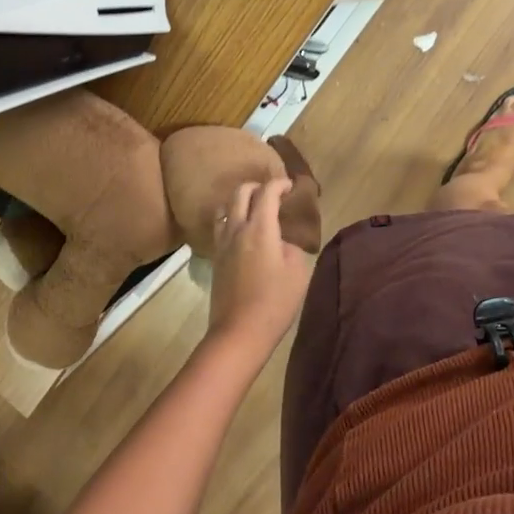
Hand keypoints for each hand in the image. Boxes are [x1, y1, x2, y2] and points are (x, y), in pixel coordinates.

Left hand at [206, 179, 312, 351]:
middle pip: (240, 193)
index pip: (267, 193)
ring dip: (239, 202)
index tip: (289, 185)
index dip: (279, 183)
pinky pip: (220, 227)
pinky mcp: (216, 258)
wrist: (239, 331)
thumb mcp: (298, 273)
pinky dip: (231, 220)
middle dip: (257, 186)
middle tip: (272, 193)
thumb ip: (291, 249)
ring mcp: (222, 243)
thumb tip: (280, 244)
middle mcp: (237, 229)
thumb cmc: (275, 302)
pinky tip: (241, 233)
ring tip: (253, 210)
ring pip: (225, 208)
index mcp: (260, 228)